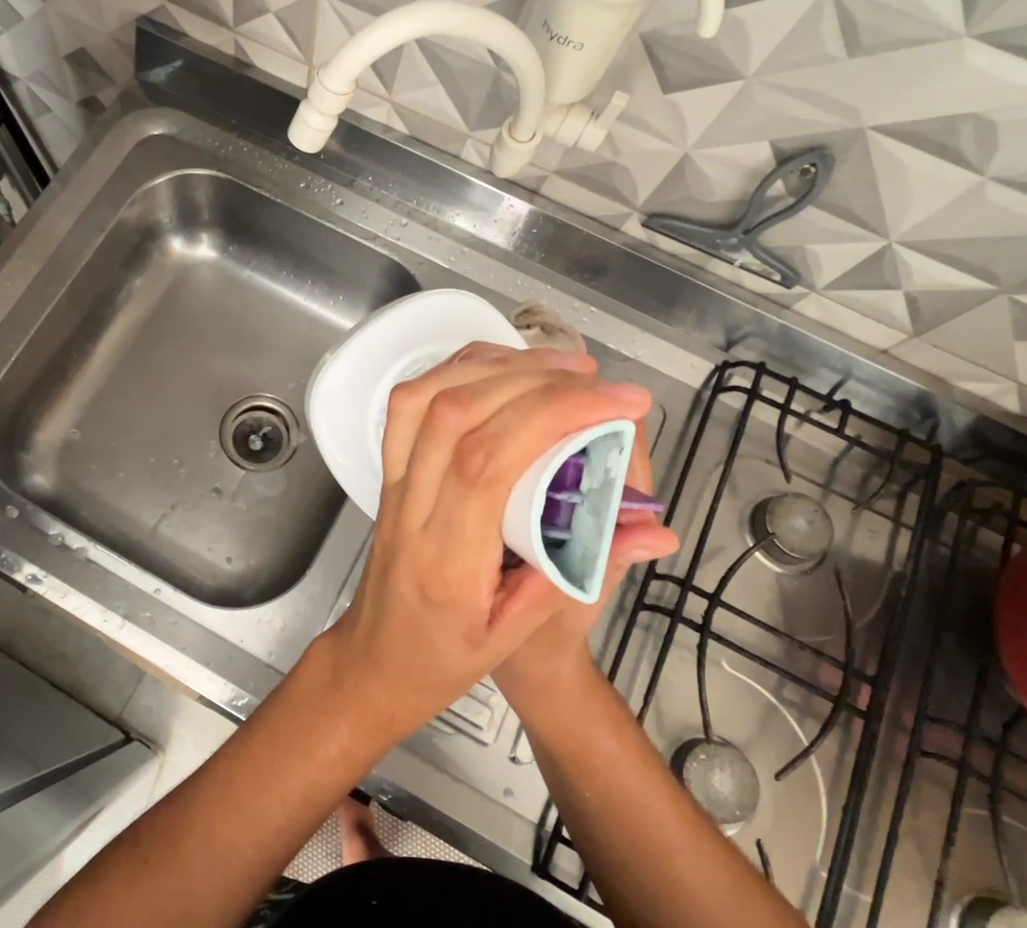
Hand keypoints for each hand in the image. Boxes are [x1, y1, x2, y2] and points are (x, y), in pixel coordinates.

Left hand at [304, 343, 655, 739]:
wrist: (373, 660)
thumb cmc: (443, 658)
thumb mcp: (516, 634)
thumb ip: (579, 575)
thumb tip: (654, 532)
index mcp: (446, 556)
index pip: (489, 460)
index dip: (553, 414)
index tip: (617, 404)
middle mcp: (410, 508)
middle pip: (457, 415)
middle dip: (535, 381)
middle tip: (599, 380)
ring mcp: (391, 484)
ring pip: (426, 398)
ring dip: (495, 365)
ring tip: (559, 366)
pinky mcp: (386, 472)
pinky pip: (409, 404)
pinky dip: (457, 371)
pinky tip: (503, 368)